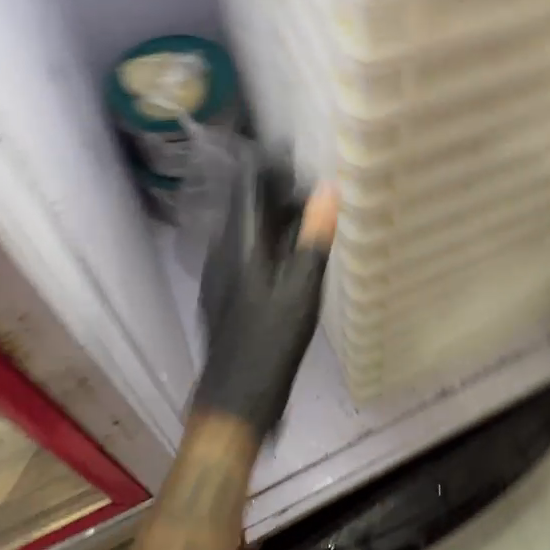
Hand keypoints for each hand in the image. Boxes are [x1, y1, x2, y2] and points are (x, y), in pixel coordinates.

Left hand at [192, 183, 336, 435]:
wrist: (234, 400)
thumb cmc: (270, 340)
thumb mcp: (301, 287)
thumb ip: (314, 236)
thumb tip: (328, 187)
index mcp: (237, 245)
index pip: (246, 186)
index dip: (267, 164)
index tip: (293, 148)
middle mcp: (222, 253)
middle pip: (246, 207)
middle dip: (275, 189)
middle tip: (311, 180)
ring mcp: (221, 276)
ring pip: (248, 230)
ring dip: (274, 215)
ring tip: (309, 210)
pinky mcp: (226, 295)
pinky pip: (248, 250)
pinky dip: (271, 239)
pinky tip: (294, 252)